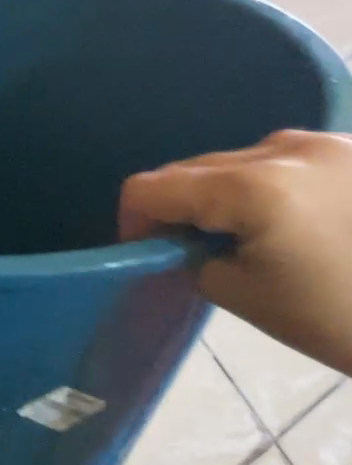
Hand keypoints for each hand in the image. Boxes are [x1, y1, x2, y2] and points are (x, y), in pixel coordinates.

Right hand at [119, 130, 351, 375]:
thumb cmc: (346, 319)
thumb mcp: (240, 291)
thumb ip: (192, 252)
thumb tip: (183, 236)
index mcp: (252, 186)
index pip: (148, 188)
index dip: (134, 221)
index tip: (147, 252)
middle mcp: (291, 149)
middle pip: (194, 168)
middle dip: (183, 206)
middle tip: (200, 250)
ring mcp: (340, 146)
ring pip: (243, 160)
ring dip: (228, 193)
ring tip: (259, 235)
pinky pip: (294, 160)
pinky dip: (276, 187)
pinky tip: (306, 223)